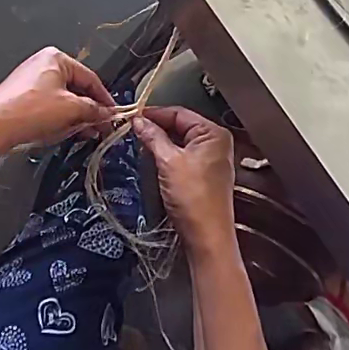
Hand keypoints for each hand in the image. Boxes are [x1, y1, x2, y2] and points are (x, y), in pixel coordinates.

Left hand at [0, 48, 114, 152]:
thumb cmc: (27, 110)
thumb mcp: (71, 109)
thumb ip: (94, 109)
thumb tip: (106, 113)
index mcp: (56, 58)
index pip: (90, 78)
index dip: (105, 98)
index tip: (113, 114)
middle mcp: (42, 65)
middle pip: (77, 88)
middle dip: (90, 110)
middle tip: (101, 126)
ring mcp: (31, 81)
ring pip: (63, 99)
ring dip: (76, 116)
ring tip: (86, 132)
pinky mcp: (22, 98)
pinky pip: (49, 106)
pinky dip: (61, 118)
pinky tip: (66, 131)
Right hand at [131, 106, 236, 257]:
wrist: (206, 236)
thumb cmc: (194, 198)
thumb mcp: (169, 162)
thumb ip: (153, 137)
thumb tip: (139, 121)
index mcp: (213, 134)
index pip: (180, 113)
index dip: (155, 113)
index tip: (133, 116)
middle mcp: (216, 143)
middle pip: (181, 126)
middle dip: (157, 127)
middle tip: (132, 129)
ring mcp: (212, 159)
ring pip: (181, 142)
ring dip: (161, 142)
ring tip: (140, 142)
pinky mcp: (205, 175)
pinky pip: (183, 156)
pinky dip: (168, 155)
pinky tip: (153, 158)